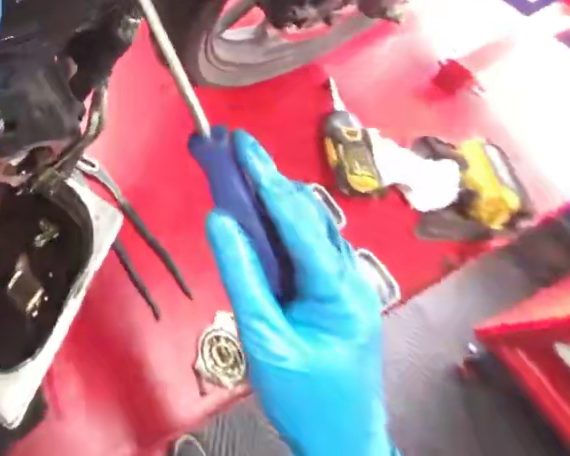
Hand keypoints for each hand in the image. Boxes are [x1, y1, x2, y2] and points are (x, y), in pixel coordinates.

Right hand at [206, 131, 393, 455]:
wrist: (344, 446)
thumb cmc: (306, 400)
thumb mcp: (265, 342)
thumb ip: (242, 276)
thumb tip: (219, 219)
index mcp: (338, 286)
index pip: (298, 220)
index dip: (266, 178)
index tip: (241, 143)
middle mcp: (350, 272)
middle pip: (307, 213)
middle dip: (269, 179)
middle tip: (234, 149)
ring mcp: (349, 279)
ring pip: (311, 224)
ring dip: (276, 196)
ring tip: (243, 172)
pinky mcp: (338, 288)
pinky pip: (310, 243)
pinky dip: (283, 222)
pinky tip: (261, 214)